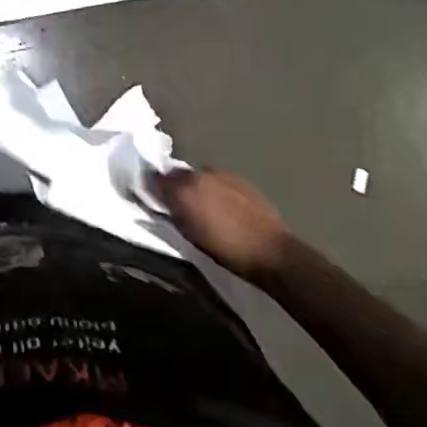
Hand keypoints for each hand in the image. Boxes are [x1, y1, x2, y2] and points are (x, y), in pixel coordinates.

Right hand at [154, 167, 293, 283]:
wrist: (273, 253)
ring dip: (195, 185)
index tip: (154, 200)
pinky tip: (223, 205)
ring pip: (198, 175)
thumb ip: (172, 211)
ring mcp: (221, 174)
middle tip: (178, 204)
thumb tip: (162, 199)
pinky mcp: (240, 178)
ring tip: (203, 205)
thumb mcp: (188, 234)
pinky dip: (214, 187)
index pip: (154, 179)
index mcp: (182, 188)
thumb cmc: (226, 251)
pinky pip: (218, 179)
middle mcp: (198, 174)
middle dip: (174, 185)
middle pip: (176, 173)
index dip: (152, 189)